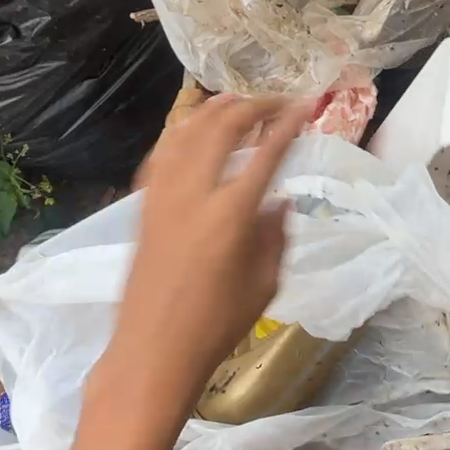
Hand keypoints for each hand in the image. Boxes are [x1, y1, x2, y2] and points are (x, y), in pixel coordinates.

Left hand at [92, 94, 310, 421]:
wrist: (153, 350)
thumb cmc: (217, 325)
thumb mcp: (266, 284)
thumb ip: (275, 235)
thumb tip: (279, 201)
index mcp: (231, 214)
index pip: (266, 152)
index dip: (288, 124)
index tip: (306, 105)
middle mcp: (194, 193)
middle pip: (222, 128)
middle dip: (253, 105)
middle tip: (276, 102)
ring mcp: (162, 196)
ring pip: (186, 132)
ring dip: (214, 110)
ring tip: (237, 100)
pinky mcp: (144, 206)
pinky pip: (163, 153)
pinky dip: (182, 132)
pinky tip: (193, 131)